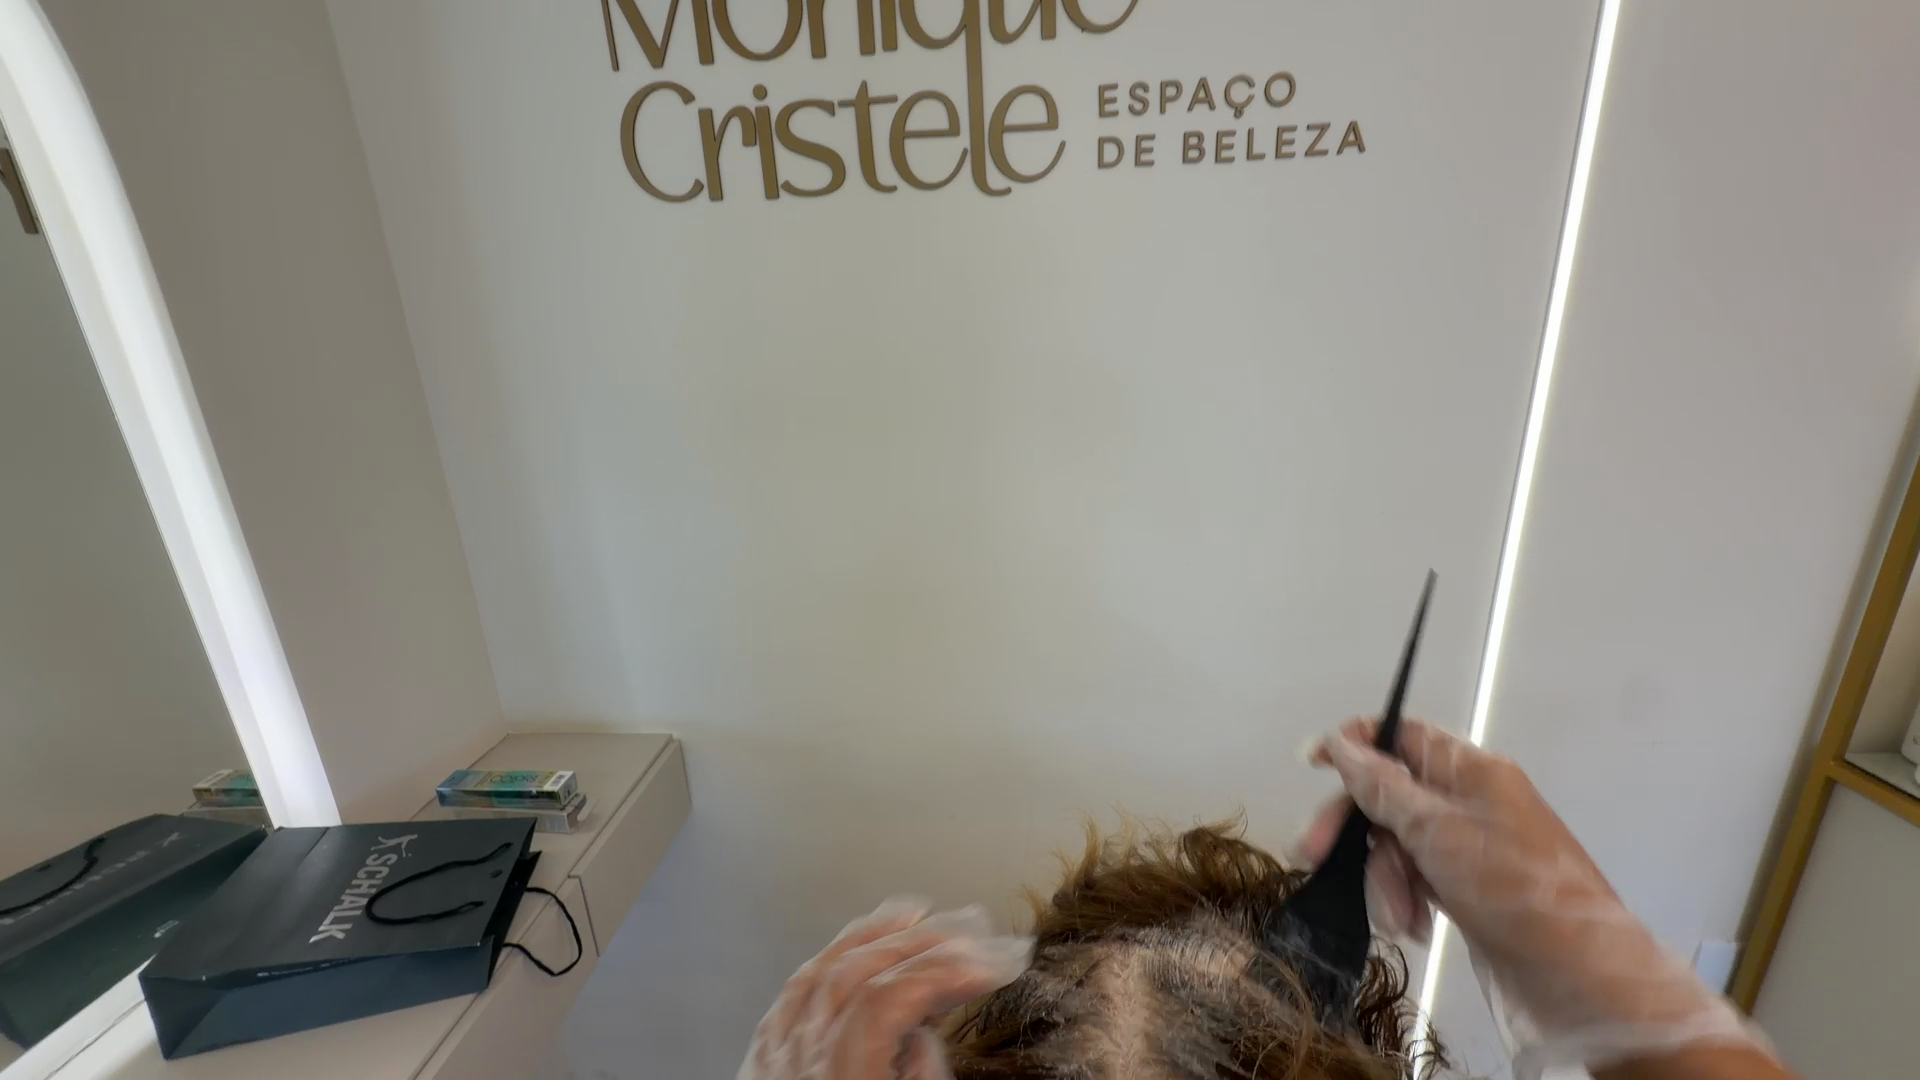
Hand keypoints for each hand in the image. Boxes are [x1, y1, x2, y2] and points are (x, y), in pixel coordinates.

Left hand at [737, 898, 1031, 1079]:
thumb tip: (924, 1036)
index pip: (889, 1001)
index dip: (946, 970)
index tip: (999, 961)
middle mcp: (801, 1063)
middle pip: (862, 974)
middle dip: (927, 941)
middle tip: (981, 928)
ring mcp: (776, 1056)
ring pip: (829, 970)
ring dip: (883, 934)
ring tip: (927, 912)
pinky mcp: (764, 1057)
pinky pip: (800, 985)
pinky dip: (836, 951)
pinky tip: (861, 937)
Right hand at [1295, 719, 1763, 1077]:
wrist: (1585, 985)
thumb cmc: (1511, 888)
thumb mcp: (1436, 830)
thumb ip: (1379, 785)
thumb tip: (1338, 742)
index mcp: (1469, 772)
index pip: (1399, 735)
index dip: (1353, 743)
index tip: (1311, 763)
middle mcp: (1466, 800)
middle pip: (1386, 794)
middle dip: (1351, 828)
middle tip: (1311, 854)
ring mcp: (1466, 845)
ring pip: (1394, 842)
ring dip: (1383, 877)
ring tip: (1396, 916)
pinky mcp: (1464, 886)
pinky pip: (1413, 876)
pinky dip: (1405, 898)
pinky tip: (1413, 927)